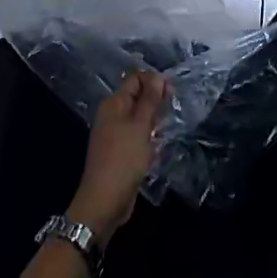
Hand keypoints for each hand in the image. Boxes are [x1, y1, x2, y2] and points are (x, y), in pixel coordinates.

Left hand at [67, 70, 166, 242]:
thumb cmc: (124, 159)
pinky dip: (148, 135)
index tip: (172, 92)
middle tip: (173, 109)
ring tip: (168, 125)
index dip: (154, 80)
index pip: (135, 78)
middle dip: (155, 99)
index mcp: (113, 103)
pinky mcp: (120, 150)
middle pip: (136, 96)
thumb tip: (158, 76)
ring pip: (138, 116)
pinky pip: (137, 134)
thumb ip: (150, 99)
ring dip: (153, 118)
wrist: (104, 201)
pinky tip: (159, 143)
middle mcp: (112, 114)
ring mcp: (114, 133)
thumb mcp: (141, 126)